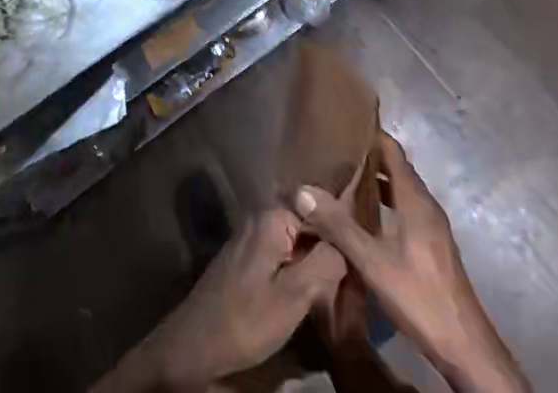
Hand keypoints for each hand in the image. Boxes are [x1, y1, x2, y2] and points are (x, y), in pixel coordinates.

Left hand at [96, 208, 345, 390]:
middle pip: (309, 224)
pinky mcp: (245, 259)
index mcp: (273, 218)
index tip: (365, 256)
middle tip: (355, 275)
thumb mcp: (295, 294)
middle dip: (331, 248)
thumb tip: (349, 242)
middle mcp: (260, 218)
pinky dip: (298, 268)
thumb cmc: (246, 319)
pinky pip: (282, 253)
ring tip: (340, 284)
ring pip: (297, 241)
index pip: (323, 211)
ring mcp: (250, 238)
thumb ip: (326, 261)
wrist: (193, 346)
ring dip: (316, 261)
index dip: (346, 234)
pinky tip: (311, 290)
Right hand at [296, 133, 528, 392]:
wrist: (463, 343)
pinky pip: (405, 209)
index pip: (393, 151)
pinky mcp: (431, 244)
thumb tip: (303, 189)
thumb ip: (339, 225)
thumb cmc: (418, 295)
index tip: (344, 124)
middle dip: (368, 157)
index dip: (371, 135)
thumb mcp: (372, 261)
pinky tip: (363, 219)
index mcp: (415, 200)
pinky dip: (384, 203)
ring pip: (400, 191)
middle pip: (396, 169)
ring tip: (343, 181)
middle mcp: (426, 205)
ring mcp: (432, 226)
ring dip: (375, 182)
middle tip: (334, 152)